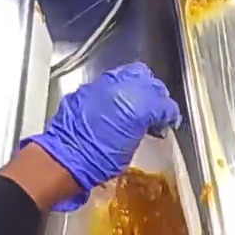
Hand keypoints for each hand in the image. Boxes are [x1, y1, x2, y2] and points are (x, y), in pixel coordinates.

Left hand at [22, 62, 181, 211]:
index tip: (166, 122)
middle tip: (153, 113)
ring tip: (134, 107)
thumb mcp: (133, 145)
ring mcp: (102, 85)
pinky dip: (116, 93)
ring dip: (136, 89)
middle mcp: (122, 87)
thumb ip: (148, 124)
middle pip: (148, 81)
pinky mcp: (87, 89)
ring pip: (129, 75)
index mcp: (138, 104)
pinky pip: (109, 84)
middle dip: (154, 95)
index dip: (168, 112)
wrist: (66, 159)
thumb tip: (154, 120)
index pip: (163, 101)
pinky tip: (114, 108)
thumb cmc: (101, 159)